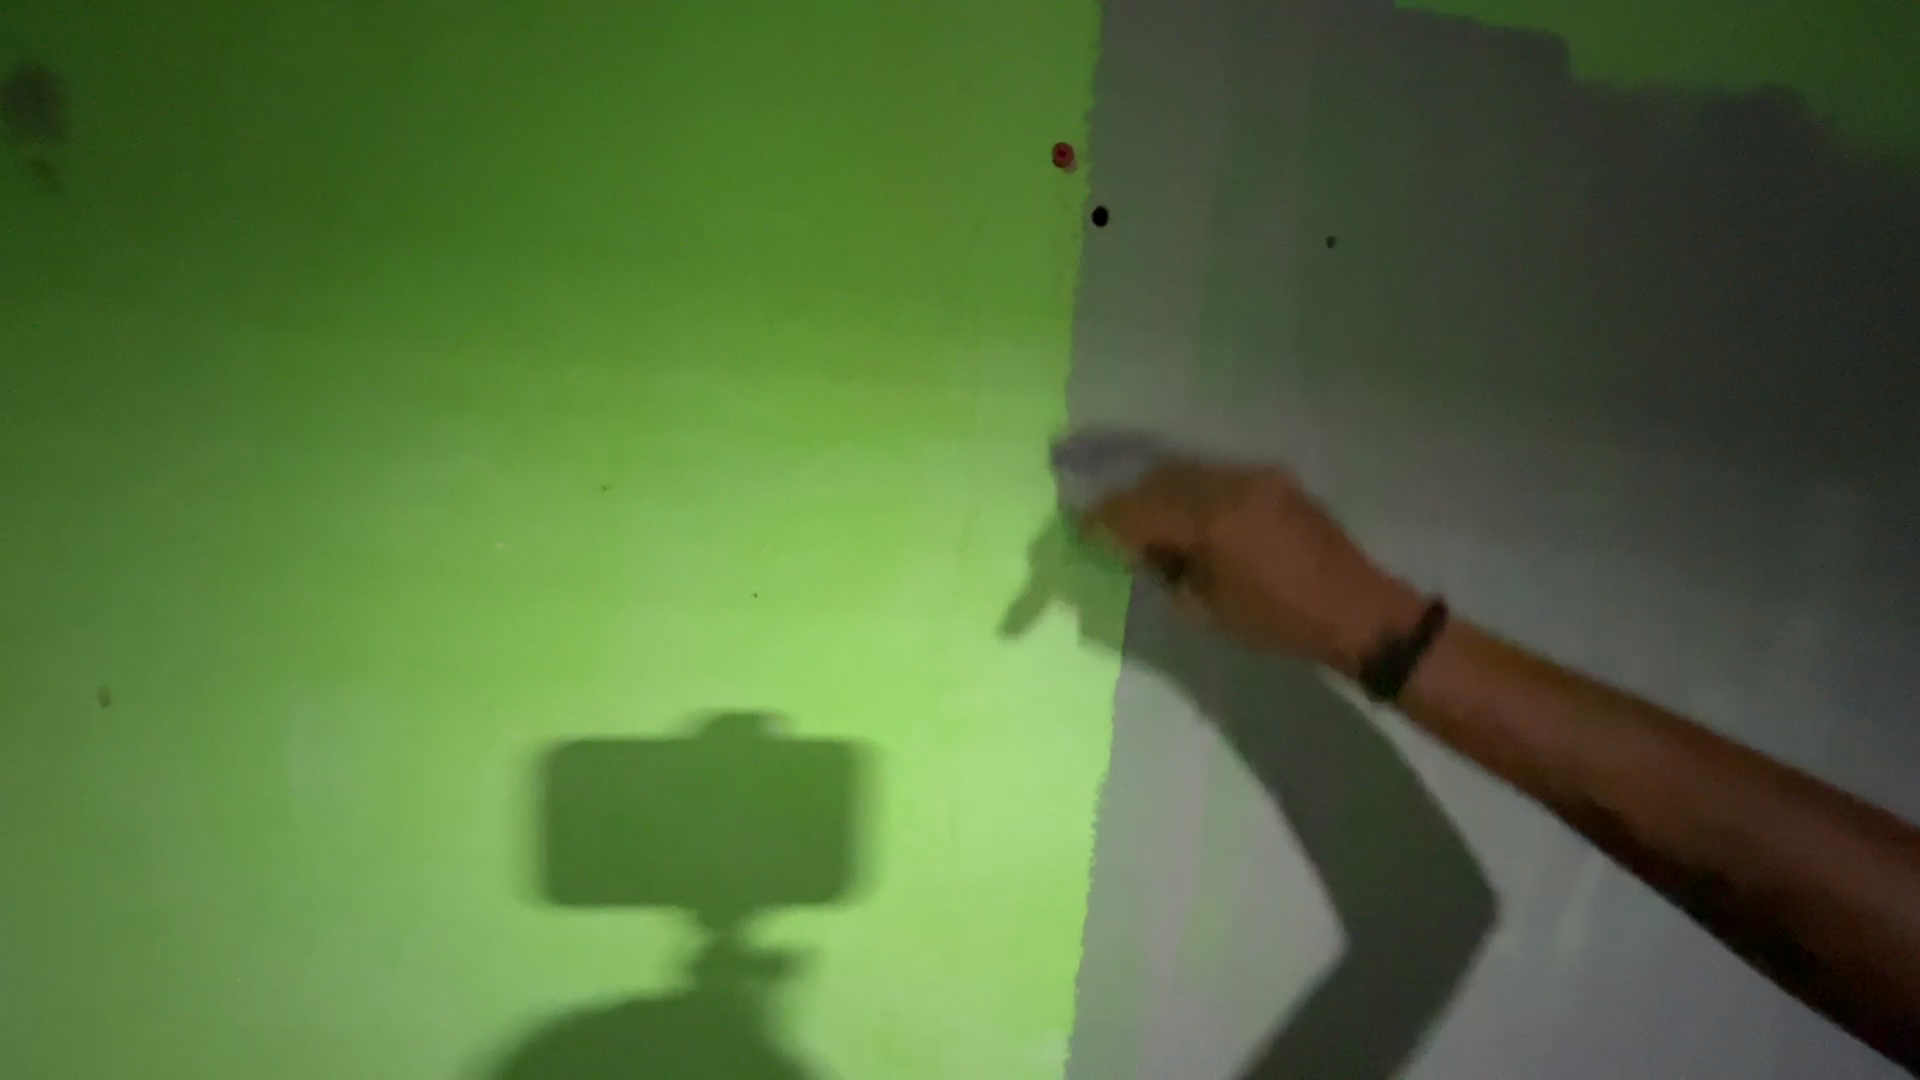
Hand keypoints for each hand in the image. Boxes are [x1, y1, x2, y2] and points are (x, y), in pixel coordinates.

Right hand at [1081, 459, 1424, 674]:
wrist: (1357, 610)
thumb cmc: (1279, 621)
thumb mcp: (1209, 608)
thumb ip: (1168, 572)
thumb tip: (1144, 552)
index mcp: (1211, 522)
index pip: (1139, 510)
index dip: (1104, 519)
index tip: (1079, 525)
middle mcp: (1229, 486)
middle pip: (1158, 480)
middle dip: (1127, 500)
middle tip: (1107, 522)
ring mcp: (1254, 477)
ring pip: (1186, 471)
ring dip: (1158, 490)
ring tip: (1145, 516)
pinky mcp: (1272, 478)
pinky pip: (1215, 475)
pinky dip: (1189, 489)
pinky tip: (1187, 512)